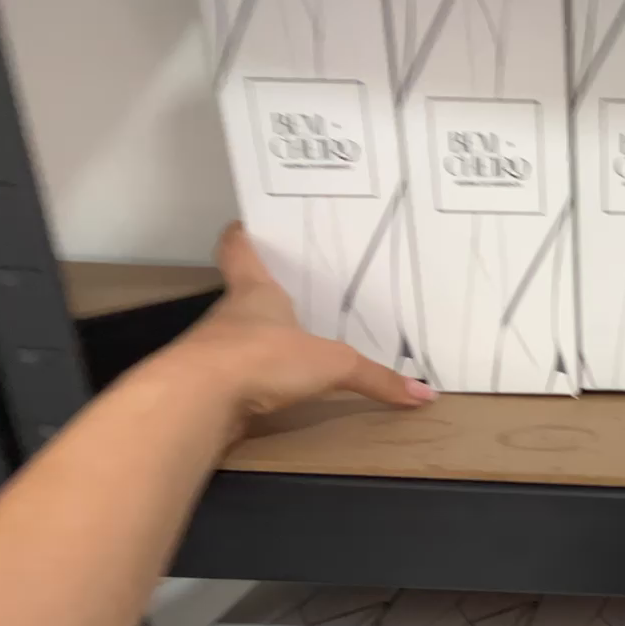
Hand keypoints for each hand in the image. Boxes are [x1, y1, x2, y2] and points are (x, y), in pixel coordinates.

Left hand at [152, 223, 435, 417]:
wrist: (197, 400)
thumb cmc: (262, 357)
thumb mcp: (333, 365)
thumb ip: (377, 380)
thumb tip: (426, 395)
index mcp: (255, 292)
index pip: (240, 249)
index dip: (245, 236)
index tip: (249, 225)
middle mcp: (232, 314)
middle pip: (247, 293)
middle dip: (272, 292)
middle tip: (304, 289)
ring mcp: (218, 349)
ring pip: (244, 334)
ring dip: (266, 337)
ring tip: (303, 342)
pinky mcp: (213, 384)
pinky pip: (242, 373)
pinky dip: (260, 376)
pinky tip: (284, 385)